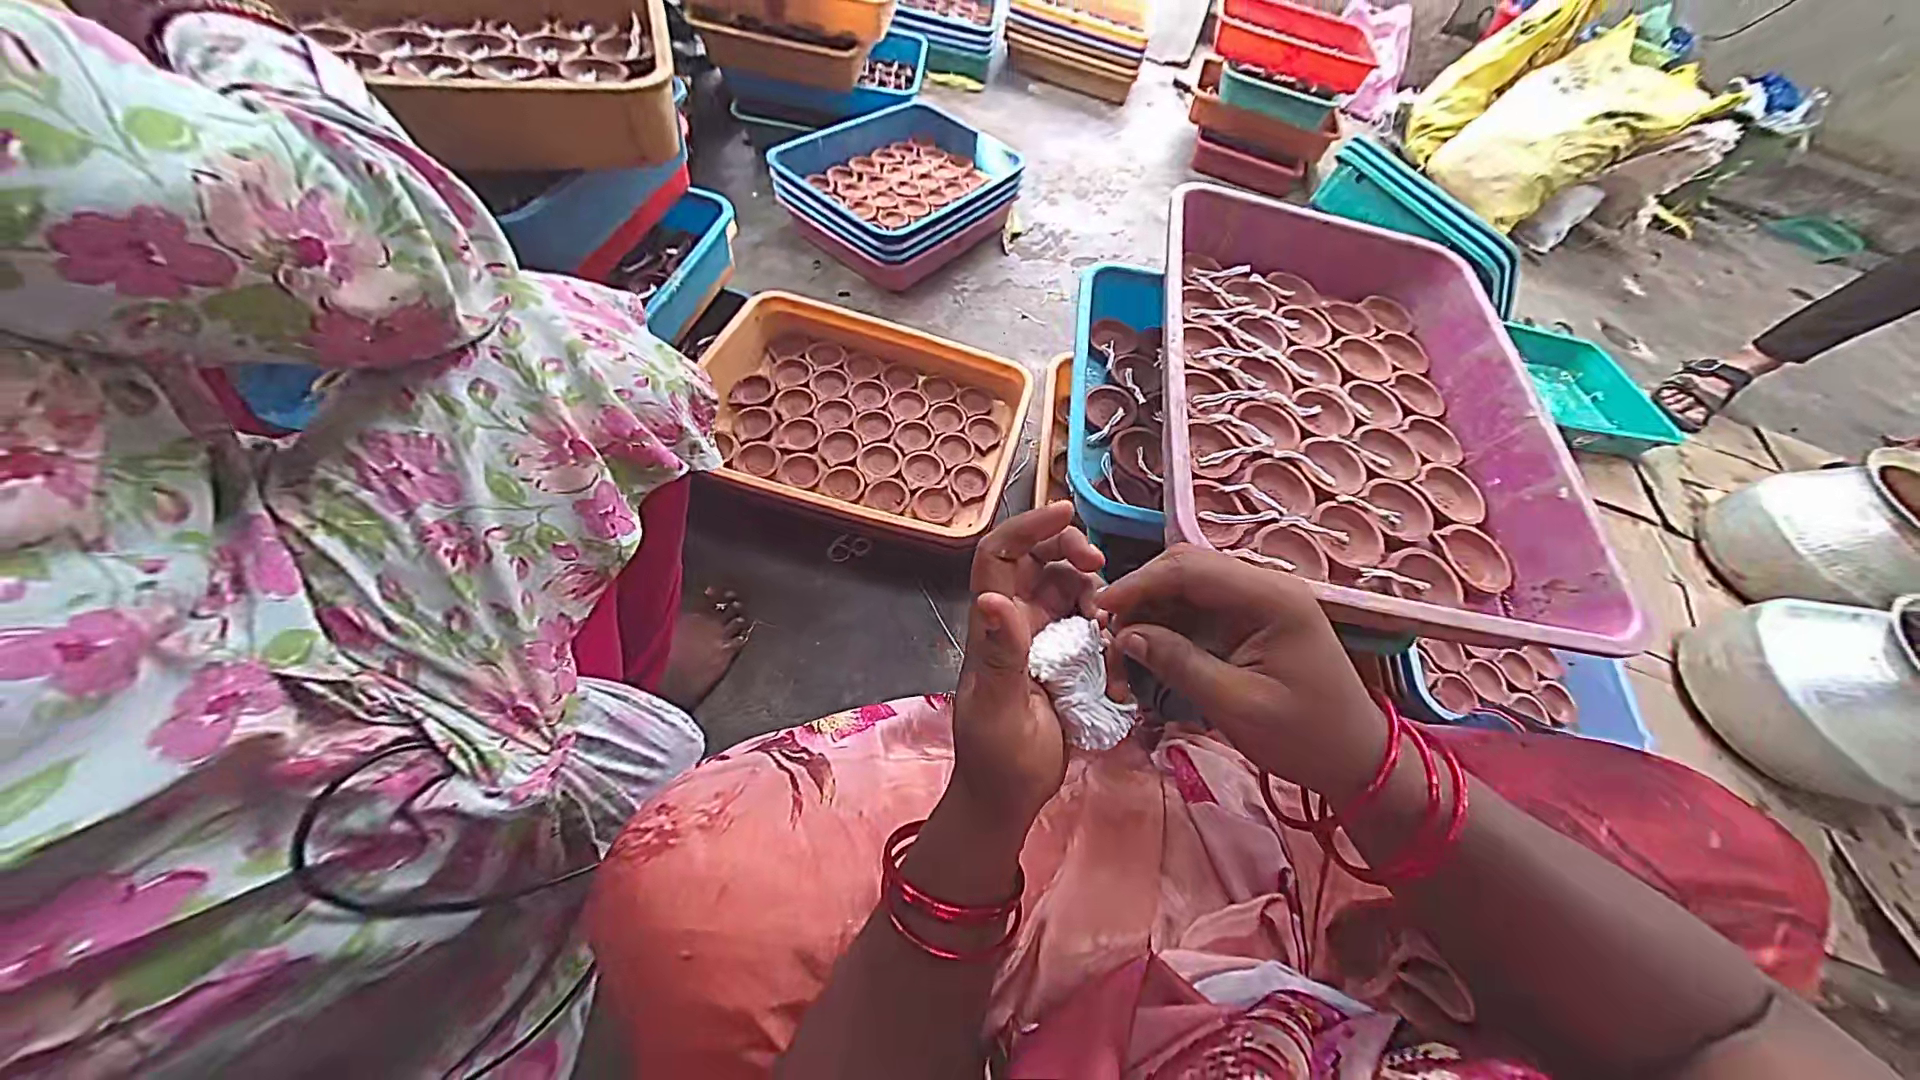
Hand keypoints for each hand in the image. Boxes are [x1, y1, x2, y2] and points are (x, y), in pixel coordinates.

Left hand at [942, 503, 1104, 843]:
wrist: (1010, 794)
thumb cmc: (999, 755)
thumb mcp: (1001, 708)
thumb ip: (1001, 654)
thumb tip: (992, 599)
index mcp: (990, 624)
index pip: (998, 555)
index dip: (1026, 526)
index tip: (1065, 513)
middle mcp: (1012, 618)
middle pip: (1036, 558)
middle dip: (1067, 548)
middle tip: (1099, 567)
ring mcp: (1038, 634)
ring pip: (1065, 584)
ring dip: (1090, 586)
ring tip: (1107, 617)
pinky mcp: (1061, 652)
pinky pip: (1083, 616)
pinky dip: (1101, 616)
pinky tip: (1113, 637)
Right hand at [1096, 545, 1385, 799]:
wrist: (1357, 759)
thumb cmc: (1307, 736)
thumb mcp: (1238, 705)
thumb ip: (1180, 664)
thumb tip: (1128, 636)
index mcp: (1269, 598)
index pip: (1190, 569)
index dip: (1139, 583)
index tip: (1100, 608)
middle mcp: (1260, 588)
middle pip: (1183, 570)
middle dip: (1139, 596)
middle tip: (1108, 633)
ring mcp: (1251, 603)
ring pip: (1181, 590)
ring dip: (1147, 614)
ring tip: (1122, 652)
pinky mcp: (1242, 622)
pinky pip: (1191, 612)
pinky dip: (1163, 629)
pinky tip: (1146, 652)